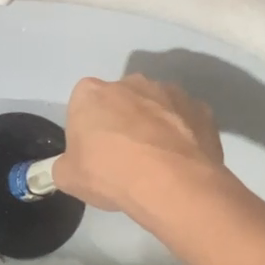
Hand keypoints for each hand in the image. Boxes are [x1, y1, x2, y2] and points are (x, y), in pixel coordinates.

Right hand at [54, 74, 224, 213]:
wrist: (170, 183)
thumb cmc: (109, 173)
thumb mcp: (69, 177)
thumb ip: (64, 166)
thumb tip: (68, 168)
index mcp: (91, 93)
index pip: (83, 105)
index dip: (87, 130)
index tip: (93, 154)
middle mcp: (130, 82)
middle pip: (121, 101)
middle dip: (122, 122)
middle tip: (123, 158)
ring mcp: (169, 92)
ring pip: (156, 107)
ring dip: (153, 125)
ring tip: (156, 161)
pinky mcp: (200, 108)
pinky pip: (185, 120)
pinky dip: (183, 134)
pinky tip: (180, 160)